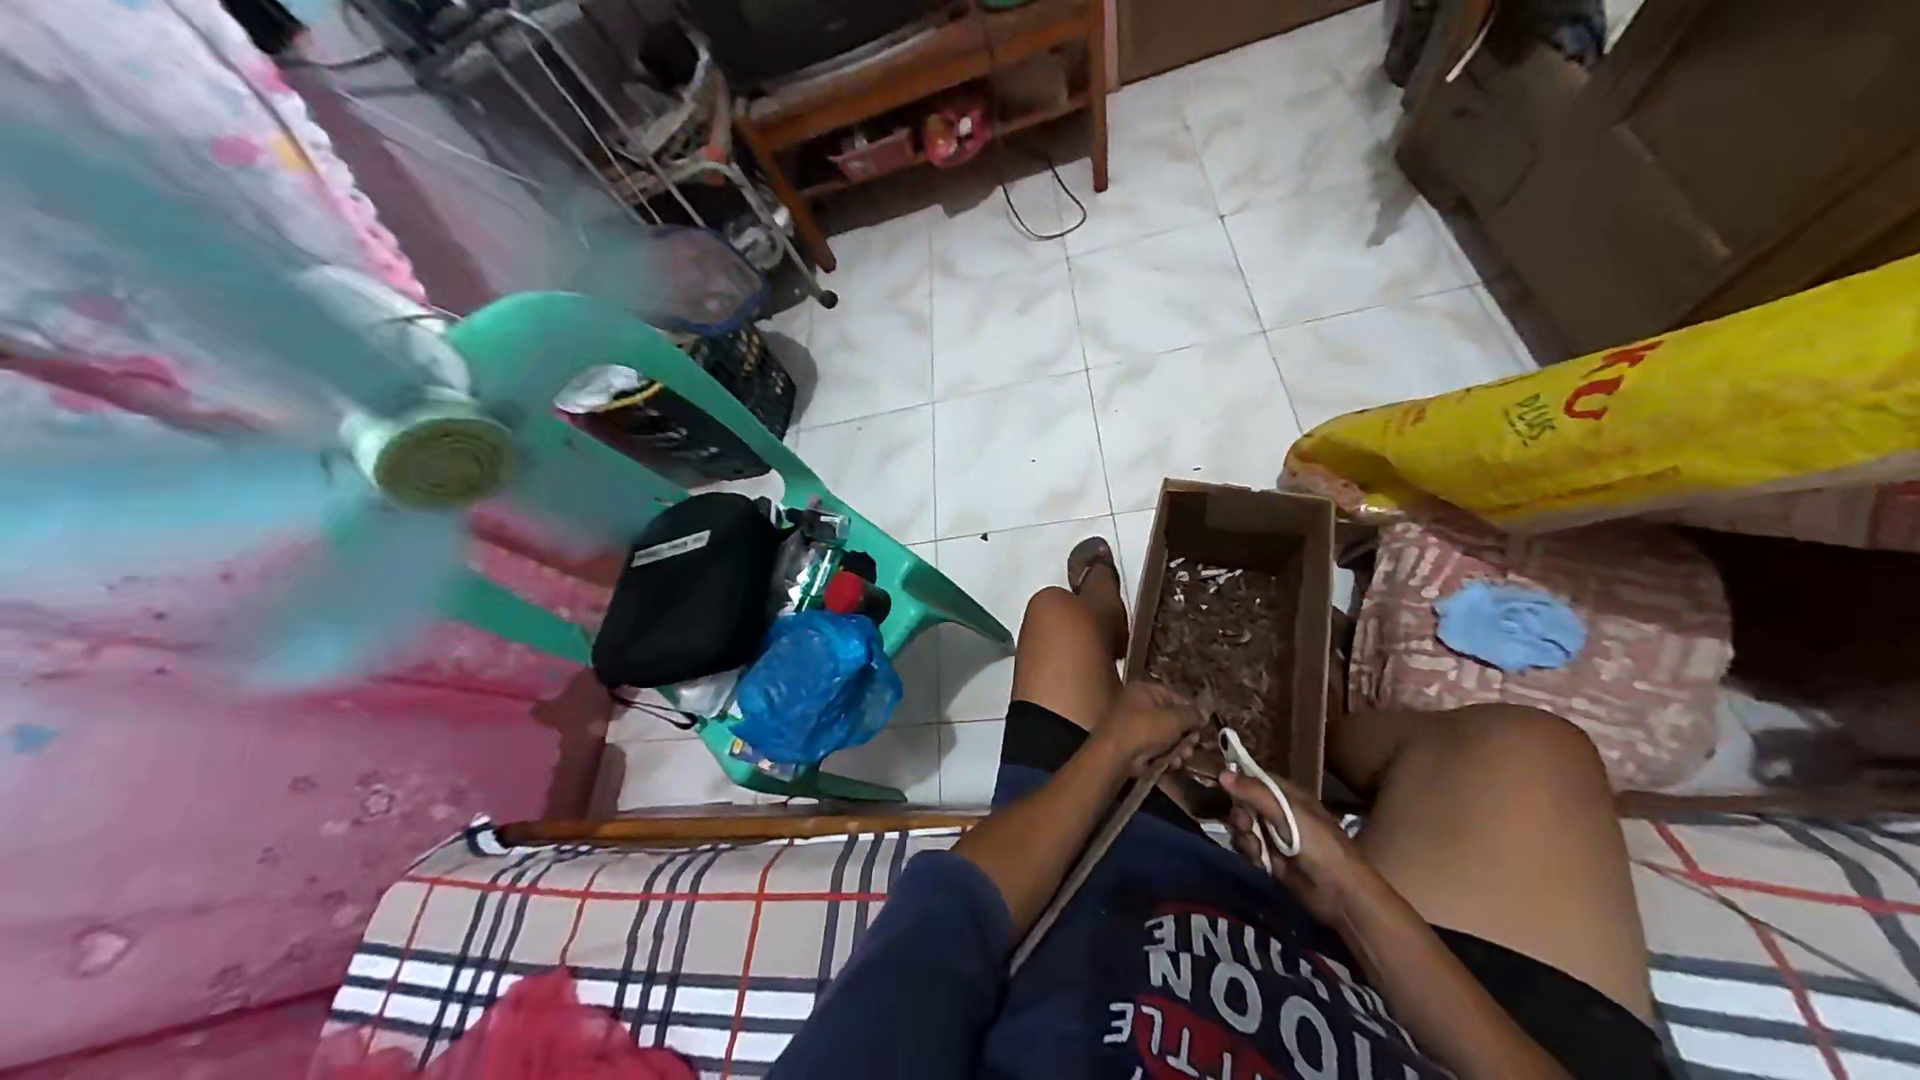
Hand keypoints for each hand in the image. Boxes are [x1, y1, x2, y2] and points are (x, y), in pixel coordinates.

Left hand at [1089, 681, 1207, 775]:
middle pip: (1171, 719)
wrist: (1115, 754)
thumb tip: (1203, 715)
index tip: (1202, 725)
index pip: (1174, 697)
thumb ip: (1192, 714)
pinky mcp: (1134, 746)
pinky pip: (1156, 749)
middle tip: (1192, 744)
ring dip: (1178, 748)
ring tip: (1182, 757)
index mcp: (1144, 691)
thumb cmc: (1145, 728)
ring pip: (1165, 737)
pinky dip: (1166, 756)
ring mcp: (1134, 727)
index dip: (1190, 711)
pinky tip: (1173, 764)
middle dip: (1185, 734)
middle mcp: (1137, 706)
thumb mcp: (1174, 717)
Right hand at [1219, 770, 1374, 924]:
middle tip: (1245, 824)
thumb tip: (1222, 773)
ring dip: (1243, 834)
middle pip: (1244, 802)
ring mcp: (1274, 836)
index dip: (1238, 779)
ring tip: (1256, 846)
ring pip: (1243, 825)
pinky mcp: (1269, 858)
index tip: (1221, 784)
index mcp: (1288, 796)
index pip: (1256, 778)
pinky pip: (1247, 846)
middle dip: (1239, 813)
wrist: (1341, 893)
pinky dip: (1248, 851)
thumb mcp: (1288, 812)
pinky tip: (1259, 859)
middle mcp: (1279, 812)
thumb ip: (1254, 793)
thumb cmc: (1320, 845)